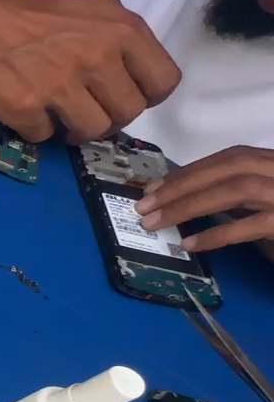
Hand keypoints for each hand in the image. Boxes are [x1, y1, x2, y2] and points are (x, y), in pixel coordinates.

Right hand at [0, 0, 178, 142]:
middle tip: (90, 120)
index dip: (146, 99)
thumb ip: (116, 39)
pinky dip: (37, 131)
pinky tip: (28, 118)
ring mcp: (59, 87)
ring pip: (90, 128)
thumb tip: (121, 69)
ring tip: (62, 125)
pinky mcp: (23, 108)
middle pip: (127, 112)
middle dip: (110, 122)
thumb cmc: (35, 15)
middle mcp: (98, 61)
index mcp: (123, 33)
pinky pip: (43, 134)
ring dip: (77, 133)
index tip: (124, 103)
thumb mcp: (95, 12)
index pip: (162, 82)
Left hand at [137, 145, 273, 259]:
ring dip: (189, 206)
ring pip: (241, 189)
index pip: (236, 157)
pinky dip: (216, 234)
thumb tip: (176, 199)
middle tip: (142, 207)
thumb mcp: (259, 204)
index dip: (191, 170)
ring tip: (152, 223)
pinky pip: (253, 225)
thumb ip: (230, 197)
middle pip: (235, 167)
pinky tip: (188, 244)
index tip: (152, 188)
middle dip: (183, 185)